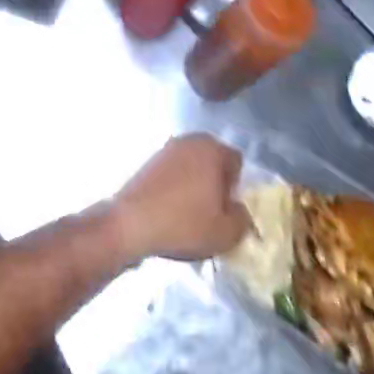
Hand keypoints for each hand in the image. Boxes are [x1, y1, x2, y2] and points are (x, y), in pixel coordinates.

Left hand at [108, 134, 249, 262]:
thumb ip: (243, 219)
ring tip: (189, 215)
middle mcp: (190, 140)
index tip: (226, 209)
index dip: (236, 187)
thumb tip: (239, 210)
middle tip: (211, 213)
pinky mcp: (148, 161)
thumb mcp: (226, 233)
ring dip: (195, 186)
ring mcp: (166, 148)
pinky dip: (176, 187)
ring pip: (192, 167)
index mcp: (212, 148)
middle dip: (216, 184)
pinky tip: (170, 211)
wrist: (131, 222)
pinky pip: (173, 173)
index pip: (236, 162)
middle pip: (213, 161)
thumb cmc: (184, 223)